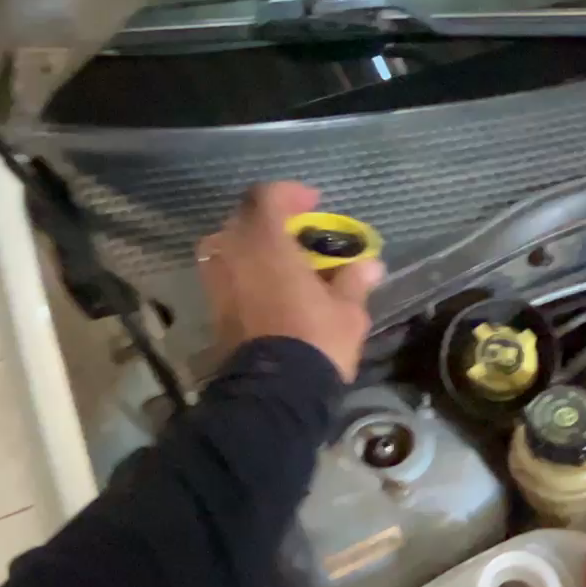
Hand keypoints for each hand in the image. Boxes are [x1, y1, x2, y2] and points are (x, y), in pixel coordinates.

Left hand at [196, 181, 384, 381]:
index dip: (290, 194)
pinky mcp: (215, 310)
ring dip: (253, 247)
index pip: (267, 197)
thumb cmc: (316, 341)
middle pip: (244, 219)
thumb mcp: (348, 311)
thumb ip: (354, 281)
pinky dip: (245, 273)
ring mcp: (218, 283)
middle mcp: (233, 254)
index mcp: (266, 243)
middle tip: (299, 235)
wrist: (276, 392)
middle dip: (271, 221)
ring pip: (229, 248)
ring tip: (281, 262)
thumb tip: (370, 264)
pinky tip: (270, 289)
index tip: (313, 203)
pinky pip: (227, 276)